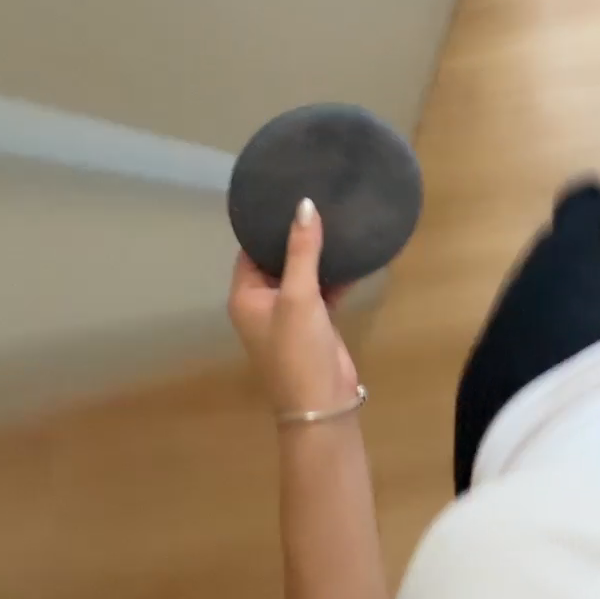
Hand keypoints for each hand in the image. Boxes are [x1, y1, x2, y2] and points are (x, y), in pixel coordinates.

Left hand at [229, 198, 359, 417]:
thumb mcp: (299, 295)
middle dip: (297, 236)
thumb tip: (304, 204)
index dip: (268, 226)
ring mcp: (289, 313)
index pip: (251, 250)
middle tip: (320, 201)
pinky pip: (322, 288)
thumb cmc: (298, 348)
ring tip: (338, 218)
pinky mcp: (315, 321)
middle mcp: (263, 302)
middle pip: (277, 259)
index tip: (290, 196)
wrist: (322, 402)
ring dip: (318, 253)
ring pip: (302, 273)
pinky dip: (335, 273)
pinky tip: (354, 251)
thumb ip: (302, 250)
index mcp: (245, 296)